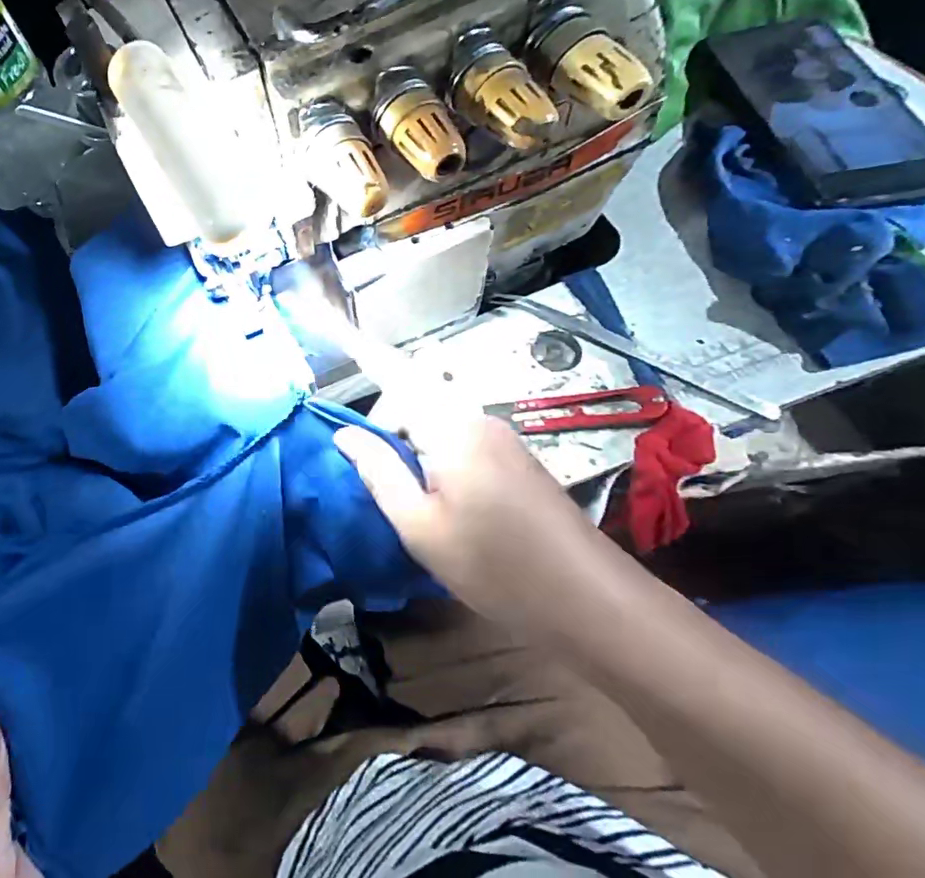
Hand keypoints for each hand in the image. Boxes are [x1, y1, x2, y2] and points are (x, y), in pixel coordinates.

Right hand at [328, 333, 598, 627]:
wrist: (589, 598)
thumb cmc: (495, 566)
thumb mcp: (421, 527)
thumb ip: (379, 473)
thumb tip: (346, 434)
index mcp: (451, 428)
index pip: (397, 375)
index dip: (363, 352)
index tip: (335, 327)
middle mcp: (477, 420)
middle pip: (416, 394)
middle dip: (385, 419)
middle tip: (368, 469)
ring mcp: (501, 437)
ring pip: (438, 416)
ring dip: (410, 438)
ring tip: (400, 487)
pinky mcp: (514, 457)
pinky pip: (459, 435)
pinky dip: (434, 449)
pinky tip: (435, 492)